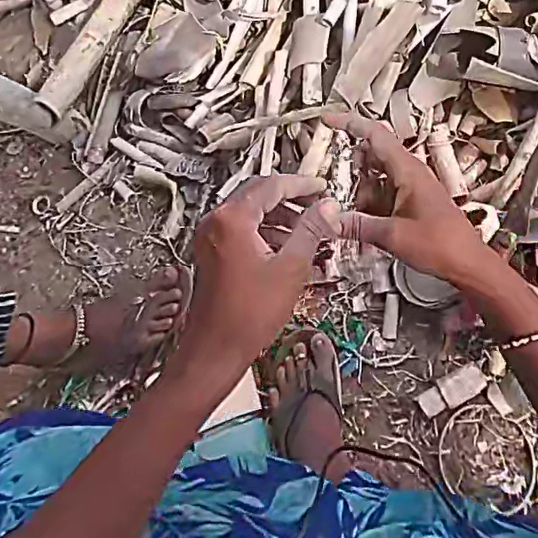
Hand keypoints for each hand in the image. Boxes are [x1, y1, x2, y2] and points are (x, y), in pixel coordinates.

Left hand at [180, 175, 339, 370]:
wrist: (214, 352)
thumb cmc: (246, 317)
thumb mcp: (291, 268)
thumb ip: (311, 230)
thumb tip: (327, 208)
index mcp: (232, 220)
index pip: (272, 186)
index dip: (301, 185)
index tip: (320, 188)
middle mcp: (215, 223)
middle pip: (258, 194)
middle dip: (291, 199)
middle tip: (317, 205)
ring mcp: (210, 238)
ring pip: (250, 212)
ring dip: (279, 216)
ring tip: (308, 228)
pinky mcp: (211, 253)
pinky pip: (241, 230)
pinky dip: (265, 231)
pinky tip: (286, 246)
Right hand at [324, 112, 501, 292]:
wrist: (468, 264)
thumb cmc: (443, 245)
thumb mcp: (393, 236)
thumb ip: (358, 225)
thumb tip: (330, 218)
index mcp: (408, 170)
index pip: (375, 135)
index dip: (350, 123)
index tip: (329, 120)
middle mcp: (410, 173)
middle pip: (372, 155)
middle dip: (349, 167)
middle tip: (332, 182)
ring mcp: (411, 187)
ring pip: (375, 177)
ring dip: (359, 191)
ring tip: (346, 211)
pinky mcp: (411, 202)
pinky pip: (383, 194)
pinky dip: (369, 204)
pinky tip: (361, 222)